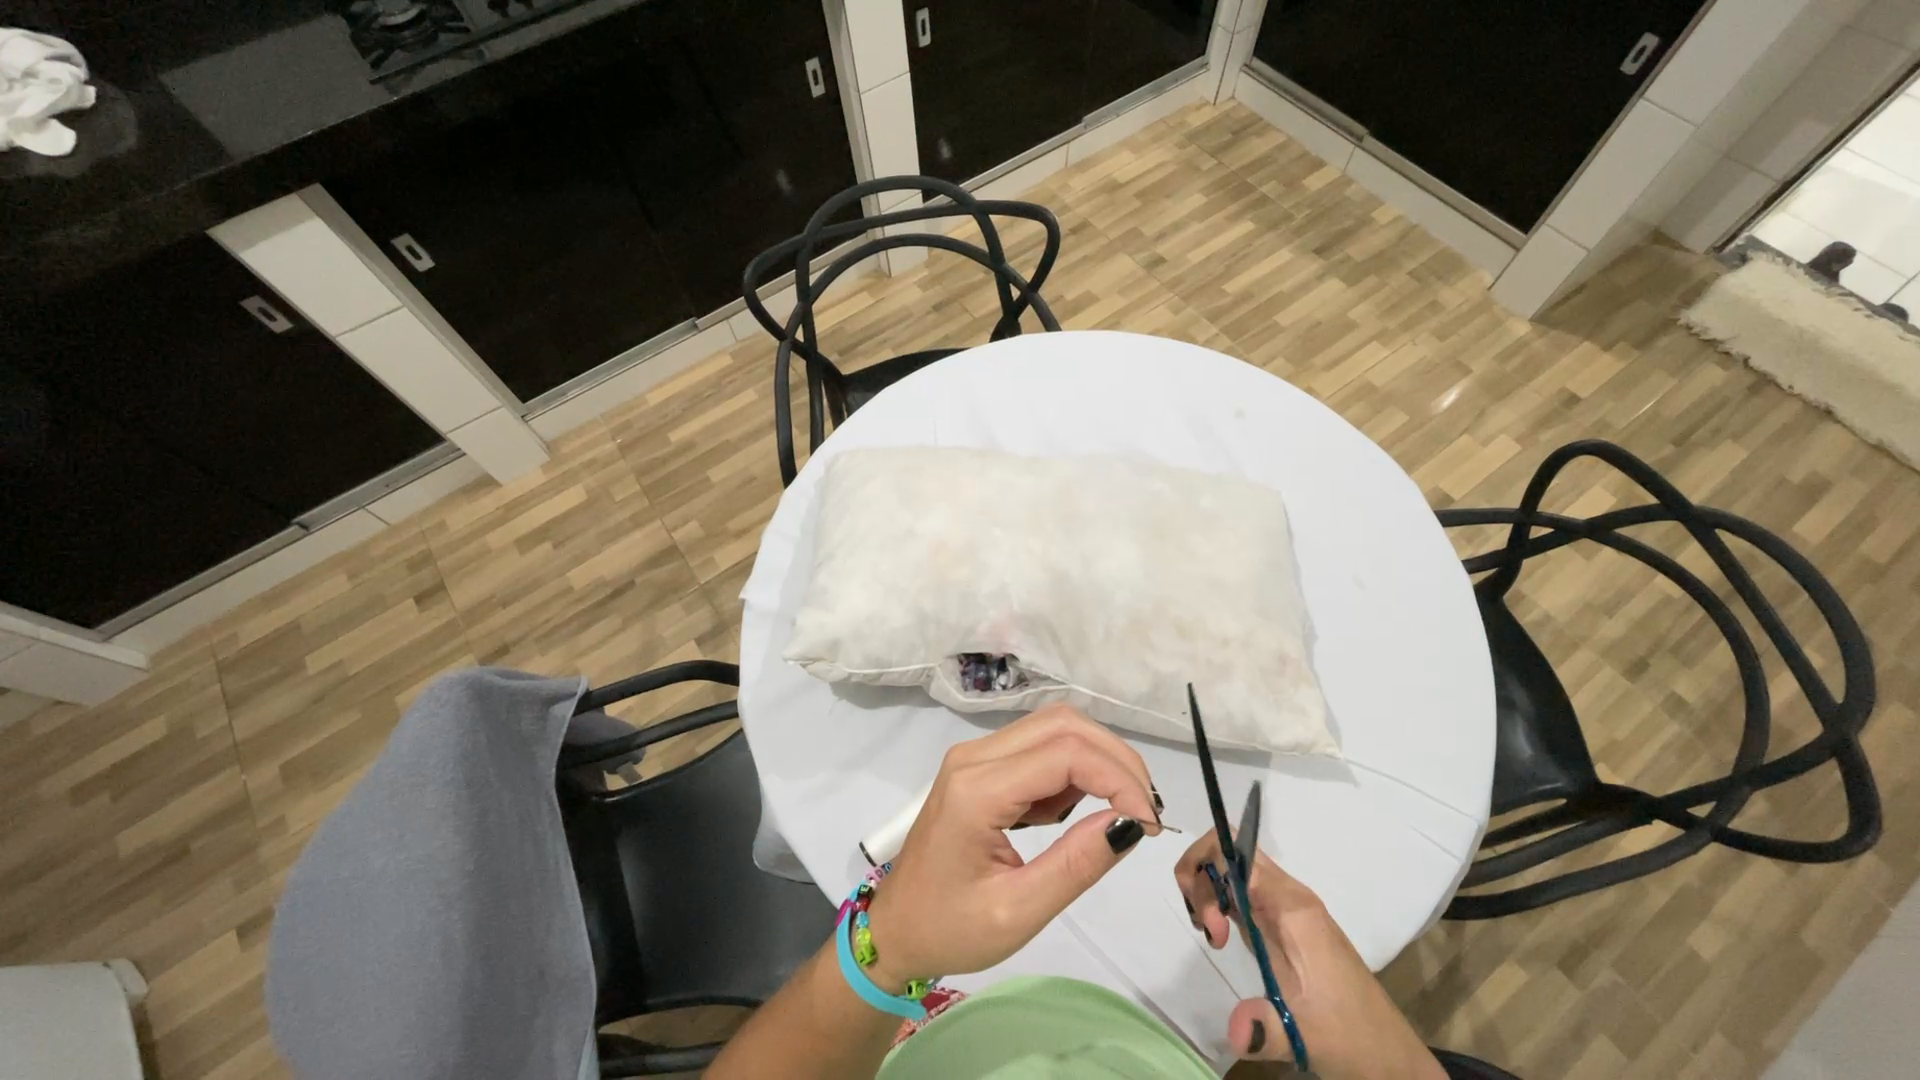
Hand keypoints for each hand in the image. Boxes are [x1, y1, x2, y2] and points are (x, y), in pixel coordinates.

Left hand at [864, 704, 1163, 990]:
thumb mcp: (1018, 911)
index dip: (1119, 778)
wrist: (896, 928)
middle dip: (1116, 759)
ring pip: (1055, 727)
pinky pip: (1039, 746)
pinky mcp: (981, 766)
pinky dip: (1075, 769)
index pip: (1066, 753)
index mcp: (976, 790)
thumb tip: (1131, 821)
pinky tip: (1080, 812)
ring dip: (1099, 759)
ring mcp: (975, 757)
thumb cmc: (949, 928)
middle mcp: (974, 757)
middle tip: (1145, 812)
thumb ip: (1076, 864)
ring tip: (1124, 811)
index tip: (1151, 823)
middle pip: (1064, 724)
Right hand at [1174, 836, 1445, 1079]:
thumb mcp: (1304, 1033)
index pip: (1233, 855)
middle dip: (1198, 877)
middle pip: (1228, 848)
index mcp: (1292, 908)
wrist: (1385, 1052)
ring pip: (1232, 865)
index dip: (1207, 882)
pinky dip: (1219, 900)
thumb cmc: (1348, 1033)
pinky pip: (1242, 887)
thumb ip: (1266, 1027)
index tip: (1213, 931)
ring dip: (1206, 888)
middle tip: (1204, 927)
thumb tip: (1236, 1032)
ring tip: (1211, 933)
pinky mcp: (1283, 920)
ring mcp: (1286, 905)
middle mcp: (1288, 895)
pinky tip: (1221, 935)